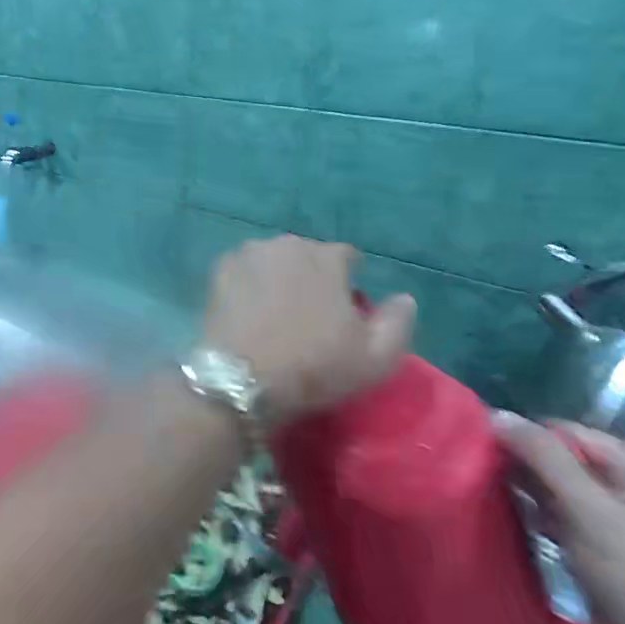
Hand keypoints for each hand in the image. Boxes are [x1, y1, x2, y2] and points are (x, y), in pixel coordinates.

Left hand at [202, 235, 412, 421]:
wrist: (243, 379)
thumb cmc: (314, 368)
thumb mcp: (375, 358)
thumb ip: (398, 322)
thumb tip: (404, 298)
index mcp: (326, 257)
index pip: (347, 257)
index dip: (349, 281)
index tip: (345, 308)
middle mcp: (287, 244)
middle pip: (307, 255)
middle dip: (313, 276)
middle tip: (310, 314)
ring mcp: (249, 254)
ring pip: (274, 260)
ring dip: (279, 276)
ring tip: (277, 312)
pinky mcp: (220, 269)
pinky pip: (245, 270)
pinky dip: (250, 283)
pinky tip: (250, 310)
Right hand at [493, 416, 624, 623]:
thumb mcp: (591, 512)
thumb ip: (544, 458)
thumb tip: (496, 412)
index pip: (576, 435)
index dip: (531, 438)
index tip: (487, 447)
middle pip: (574, 464)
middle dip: (532, 468)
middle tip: (486, 472)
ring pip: (572, 496)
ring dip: (537, 496)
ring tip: (496, 495)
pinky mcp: (622, 562)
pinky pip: (578, 526)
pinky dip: (551, 522)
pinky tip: (524, 523)